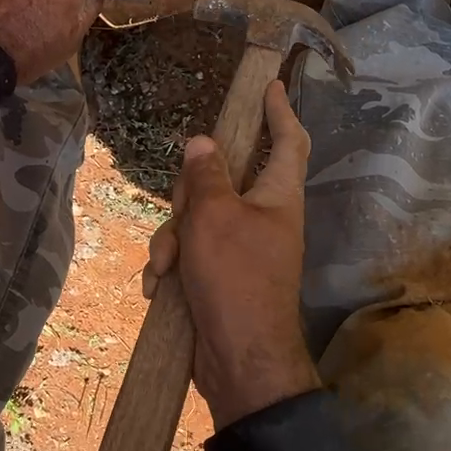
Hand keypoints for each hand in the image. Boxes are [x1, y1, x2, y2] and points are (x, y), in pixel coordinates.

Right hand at [145, 81, 319, 427]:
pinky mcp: (218, 272)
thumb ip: (205, 175)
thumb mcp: (213, 217)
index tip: (270, 85)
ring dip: (173, 238)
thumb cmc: (235, 279)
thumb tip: (202, 142)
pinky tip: (161, 287)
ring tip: (169, 267)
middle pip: (222, 176)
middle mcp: (262, 214)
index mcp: (277, 195)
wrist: (238, 364)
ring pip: (196, 215)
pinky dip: (173, 265)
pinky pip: (188, 250)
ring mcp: (240, 245)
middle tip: (185, 212)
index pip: (289, 140)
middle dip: (190, 195)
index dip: (281, 110)